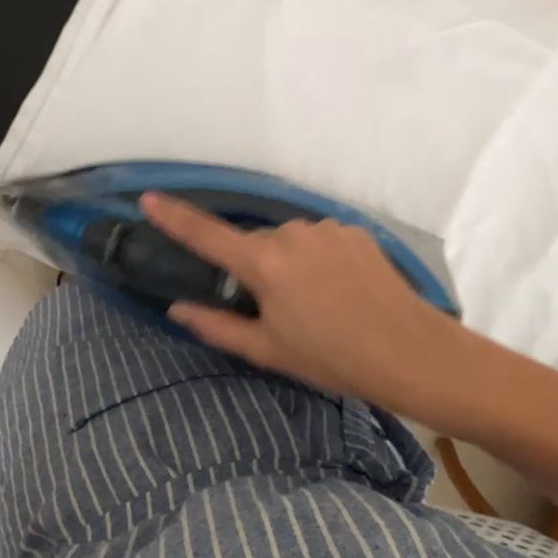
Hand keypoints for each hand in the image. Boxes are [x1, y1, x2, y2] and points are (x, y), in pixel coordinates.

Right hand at [141, 193, 465, 413]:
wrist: (410, 351)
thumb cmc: (333, 358)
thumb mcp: (269, 351)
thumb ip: (217, 326)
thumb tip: (177, 309)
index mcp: (265, 264)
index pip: (206, 235)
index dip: (173, 217)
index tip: (147, 199)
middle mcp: (292, 235)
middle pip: (255, 244)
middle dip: (256, 269)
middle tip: (277, 310)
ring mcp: (325, 229)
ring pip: (290, 242)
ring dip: (290, 264)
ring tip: (317, 305)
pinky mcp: (353, 231)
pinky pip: (320, 240)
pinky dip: (318, 259)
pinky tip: (340, 291)